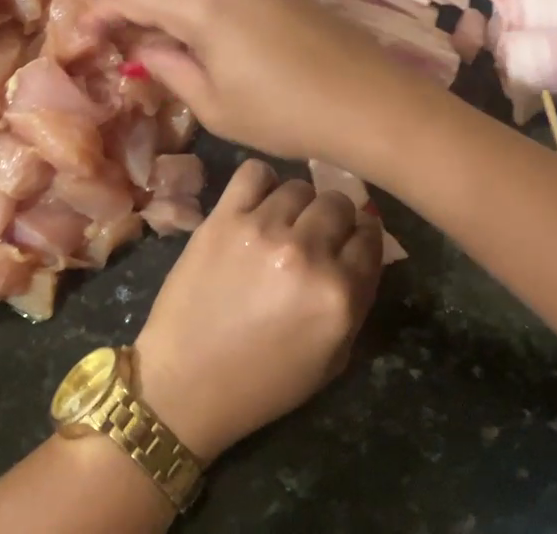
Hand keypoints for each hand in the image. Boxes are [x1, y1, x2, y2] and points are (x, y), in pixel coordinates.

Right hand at [87, 0, 437, 165]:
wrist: (366, 100)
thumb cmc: (285, 113)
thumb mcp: (214, 104)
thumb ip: (167, 68)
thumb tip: (139, 49)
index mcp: (198, 2)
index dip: (95, 11)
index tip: (79, 36)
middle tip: (104, 28)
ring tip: (138, 20)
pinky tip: (181, 12)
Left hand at [132, 159, 383, 462]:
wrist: (186, 383)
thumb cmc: (264, 383)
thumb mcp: (334, 357)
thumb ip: (357, 299)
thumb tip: (361, 248)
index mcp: (340, 294)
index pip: (371, 237)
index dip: (361, 239)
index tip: (349, 243)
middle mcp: (306, 253)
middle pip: (338, 203)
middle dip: (333, 219)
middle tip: (315, 235)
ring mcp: (262, 230)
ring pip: (299, 186)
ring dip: (297, 204)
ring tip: (281, 224)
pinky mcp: (223, 218)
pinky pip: (254, 172)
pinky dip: (261, 183)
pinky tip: (256, 205)